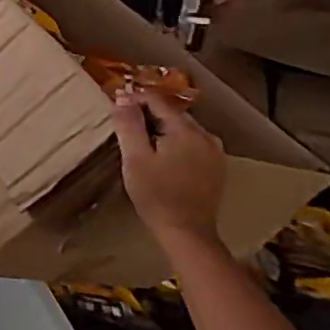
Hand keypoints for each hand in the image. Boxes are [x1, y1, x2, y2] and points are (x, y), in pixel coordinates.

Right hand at [113, 90, 225, 243]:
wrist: (186, 233)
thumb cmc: (156, 194)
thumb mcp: (135, 157)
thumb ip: (129, 124)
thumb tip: (122, 96)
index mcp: (187, 131)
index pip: (157, 100)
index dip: (133, 99)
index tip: (114, 107)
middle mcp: (207, 136)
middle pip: (171, 113)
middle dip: (146, 114)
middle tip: (124, 127)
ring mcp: (215, 152)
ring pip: (181, 127)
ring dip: (160, 128)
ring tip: (140, 142)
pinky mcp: (216, 166)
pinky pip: (191, 142)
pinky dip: (173, 142)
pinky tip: (161, 156)